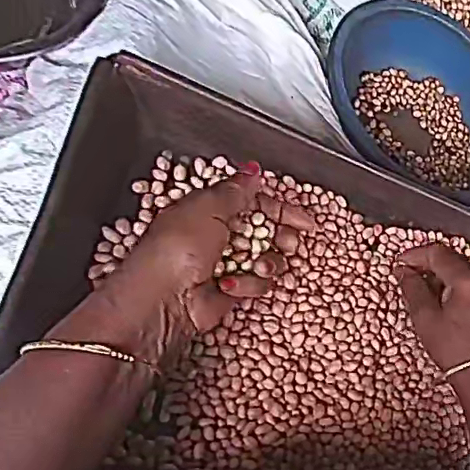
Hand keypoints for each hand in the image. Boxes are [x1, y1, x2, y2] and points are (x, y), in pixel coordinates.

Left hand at [89, 169, 318, 363]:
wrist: (166, 298)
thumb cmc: (178, 249)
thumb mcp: (207, 208)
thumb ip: (235, 191)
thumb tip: (253, 171)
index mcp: (212, 210)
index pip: (256, 204)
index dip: (281, 210)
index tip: (303, 221)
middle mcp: (222, 235)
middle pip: (268, 232)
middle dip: (282, 239)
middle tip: (288, 243)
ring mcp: (230, 263)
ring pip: (270, 259)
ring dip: (267, 263)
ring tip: (255, 267)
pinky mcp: (236, 289)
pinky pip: (260, 284)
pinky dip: (250, 284)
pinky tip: (231, 285)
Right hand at [393, 243, 469, 385]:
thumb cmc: (451, 347)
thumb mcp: (425, 316)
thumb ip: (412, 288)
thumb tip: (402, 271)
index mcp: (466, 280)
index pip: (437, 253)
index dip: (414, 255)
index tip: (398, 263)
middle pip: (448, 257)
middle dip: (424, 262)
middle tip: (404, 273)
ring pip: (456, 267)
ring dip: (435, 272)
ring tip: (416, 286)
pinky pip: (463, 279)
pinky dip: (446, 281)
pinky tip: (432, 295)